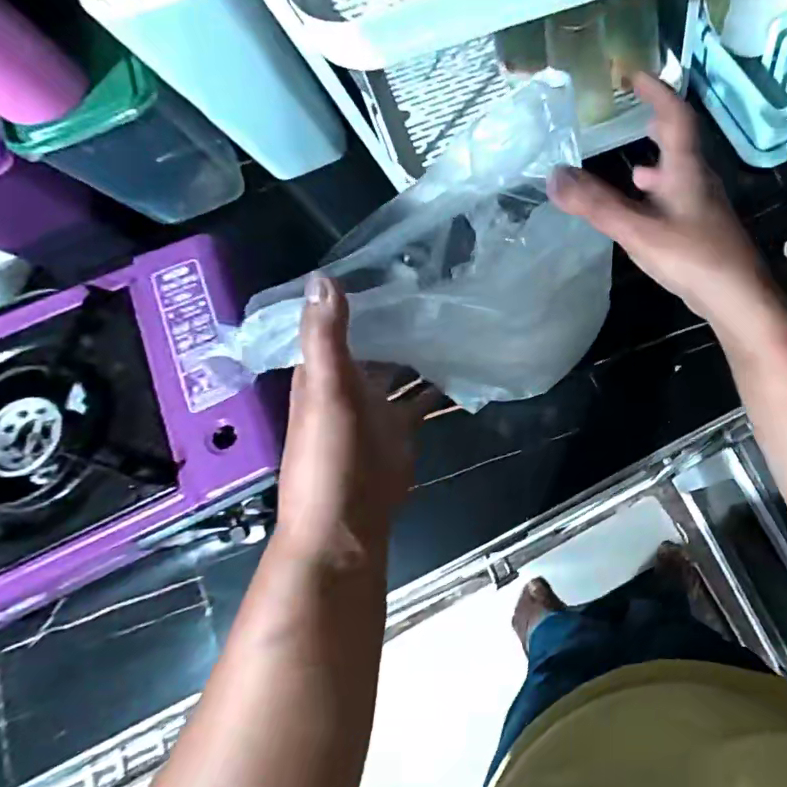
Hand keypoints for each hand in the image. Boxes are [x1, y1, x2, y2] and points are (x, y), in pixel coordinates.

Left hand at [273, 274, 439, 564]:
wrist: (347, 522)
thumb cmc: (331, 455)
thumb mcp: (326, 391)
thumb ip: (326, 337)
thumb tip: (324, 277)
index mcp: (323, 370)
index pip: (339, 322)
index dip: (359, 296)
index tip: (391, 264)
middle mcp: (349, 383)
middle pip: (375, 342)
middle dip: (398, 319)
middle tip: (436, 285)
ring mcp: (377, 407)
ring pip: (401, 368)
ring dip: (421, 348)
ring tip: (455, 316)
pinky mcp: (401, 430)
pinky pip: (422, 399)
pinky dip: (439, 385)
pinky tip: (463, 365)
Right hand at [547, 73, 775, 326]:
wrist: (737, 298)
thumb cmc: (692, 257)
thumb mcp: (638, 230)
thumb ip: (596, 205)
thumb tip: (554, 176)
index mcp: (686, 170)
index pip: (675, 116)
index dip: (656, 92)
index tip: (635, 75)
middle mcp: (699, 181)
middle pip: (680, 144)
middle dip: (658, 125)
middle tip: (637, 114)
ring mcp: (704, 208)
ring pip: (679, 175)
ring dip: (658, 165)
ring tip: (634, 170)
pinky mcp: (704, 231)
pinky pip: (678, 201)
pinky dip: (659, 196)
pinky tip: (647, 215)